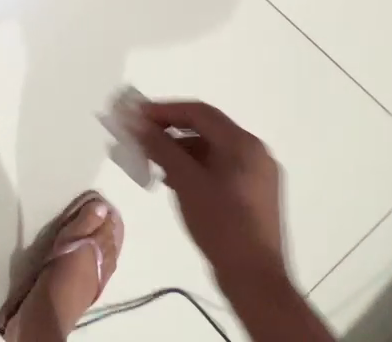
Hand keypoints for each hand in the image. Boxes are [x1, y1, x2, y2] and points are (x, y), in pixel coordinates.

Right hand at [133, 100, 287, 286]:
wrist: (256, 280)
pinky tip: (173, 180)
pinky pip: (218, 167)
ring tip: (152, 161)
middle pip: (205, 129)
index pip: (198, 112)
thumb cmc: (221, 224)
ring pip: (210, 149)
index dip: (163, 110)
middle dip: (169, 130)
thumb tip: (135, 121)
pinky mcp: (254, 194)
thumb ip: (160, 146)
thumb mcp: (186, 181)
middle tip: (140, 136)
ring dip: (179, 150)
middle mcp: (255, 153)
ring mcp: (257, 175)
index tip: (134, 115)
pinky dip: (194, 167)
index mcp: (244, 145)